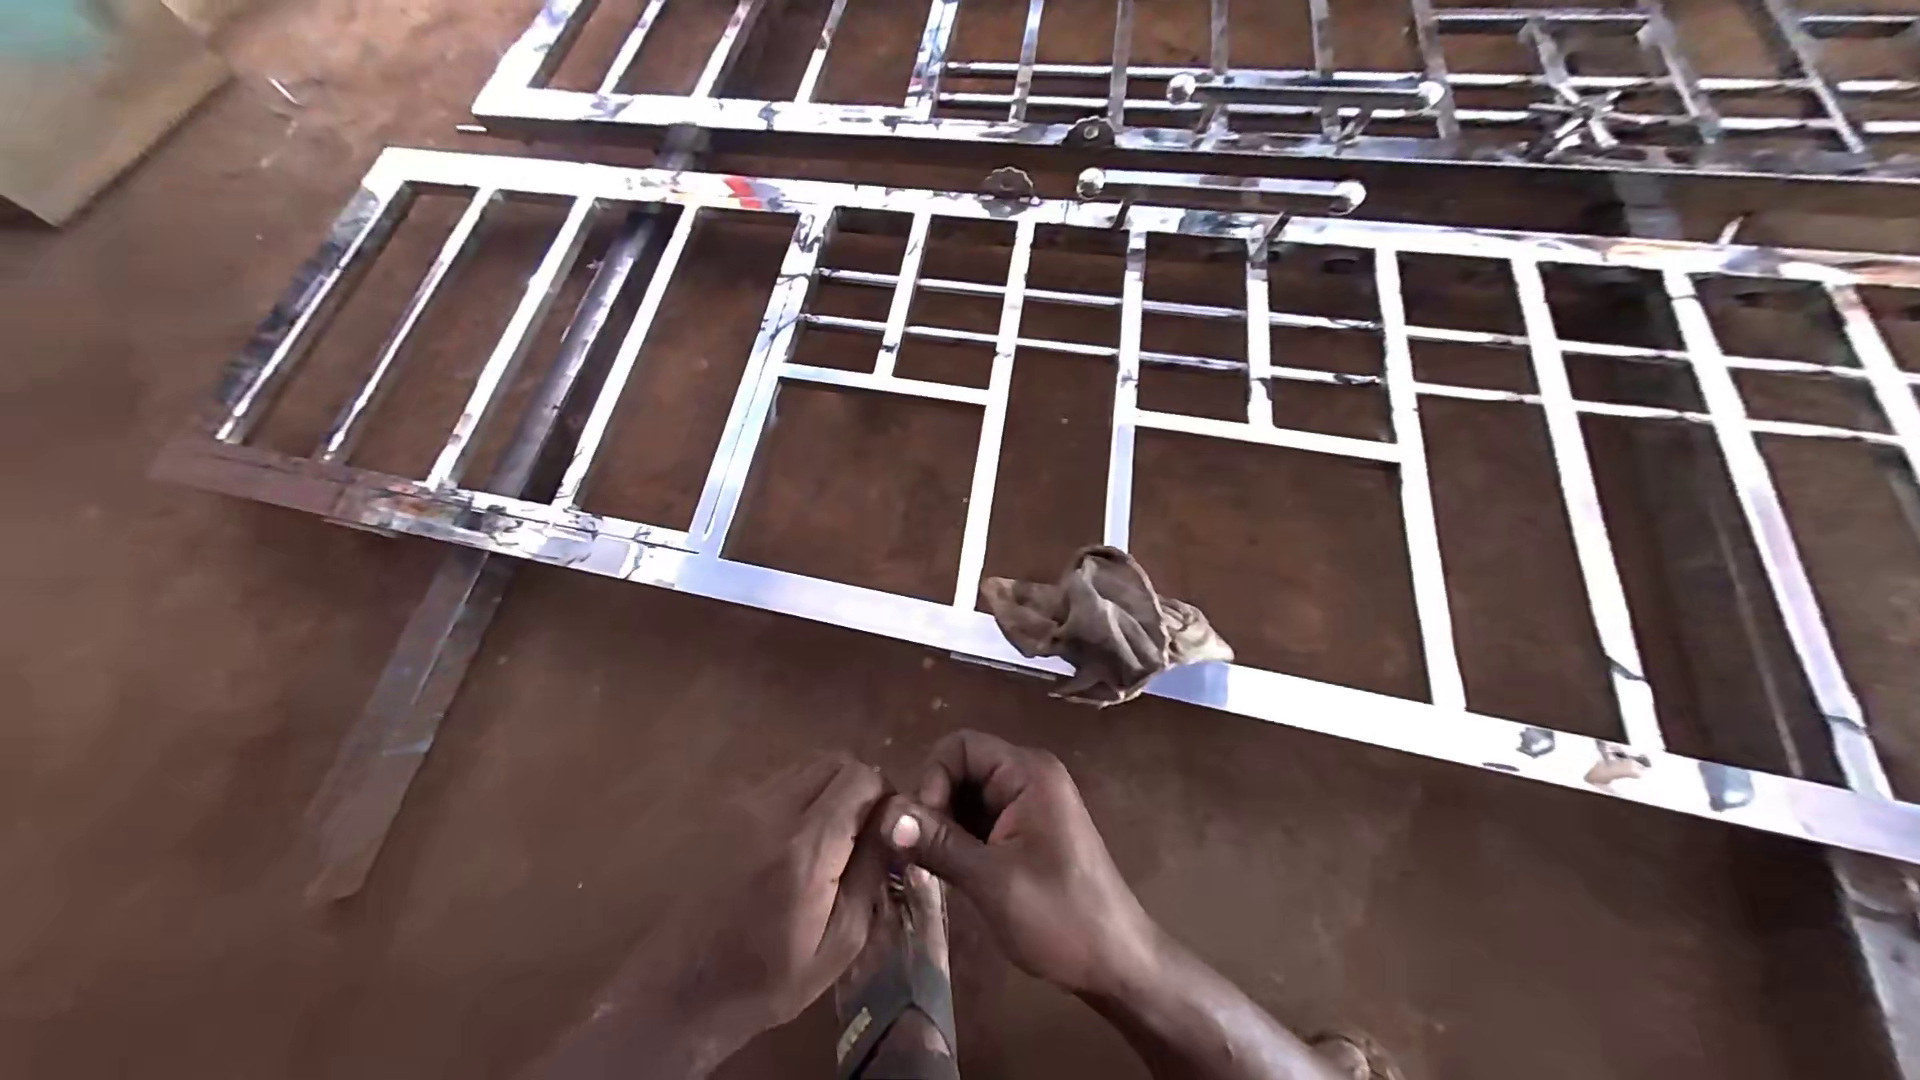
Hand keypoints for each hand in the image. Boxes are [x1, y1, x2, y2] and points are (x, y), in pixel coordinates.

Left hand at [526, 753, 889, 1078]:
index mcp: (805, 846)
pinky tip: (795, 839)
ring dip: (830, 788)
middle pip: (836, 761)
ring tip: (830, 836)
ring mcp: (744, 805)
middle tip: (862, 830)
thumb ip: (872, 872)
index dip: (884, 797)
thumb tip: (897, 823)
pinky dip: (802, 795)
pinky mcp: (725, 810)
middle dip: (860, 787)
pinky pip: (780, 780)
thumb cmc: (768, 977)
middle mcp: (773, 809)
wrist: (680, 991)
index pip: (862, 778)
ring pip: (807, 765)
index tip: (887, 829)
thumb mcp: (841, 941)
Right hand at [877, 730, 1155, 996]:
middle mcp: (1027, 776)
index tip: (922, 828)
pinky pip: (978, 818)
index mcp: (1027, 771)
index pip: (960, 745)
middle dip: (934, 804)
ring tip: (933, 867)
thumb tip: (885, 815)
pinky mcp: (1023, 830)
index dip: (933, 778)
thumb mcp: (993, 880)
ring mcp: (1027, 803)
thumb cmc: (1061, 917)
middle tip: (921, 853)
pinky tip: (952, 872)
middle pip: (960, 768)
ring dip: (943, 825)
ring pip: (965, 795)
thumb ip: (938, 842)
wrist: (1117, 964)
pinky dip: (958, 839)